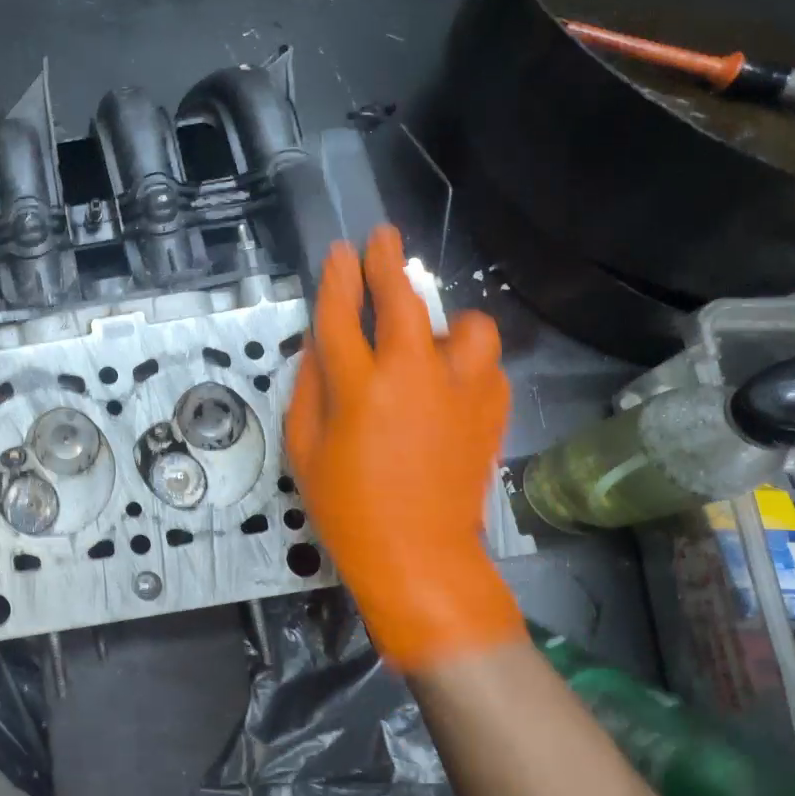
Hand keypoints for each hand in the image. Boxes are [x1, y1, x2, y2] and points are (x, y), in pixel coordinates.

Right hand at [285, 225, 521, 672]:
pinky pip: (488, 365)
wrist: (419, 557)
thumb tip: (320, 345)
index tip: (339, 250)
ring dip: (447, 318)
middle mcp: (412, 376)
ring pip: (467, 326)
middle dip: (389, 262)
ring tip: (432, 330)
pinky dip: (469, 360)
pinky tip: (451, 378)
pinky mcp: (491, 413)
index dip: (338, 276)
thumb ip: (309, 386)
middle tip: (383, 238)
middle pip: (404, 301)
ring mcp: (460, 392)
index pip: (342, 313)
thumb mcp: (303, 446)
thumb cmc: (346, 505)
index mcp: (358, 386)